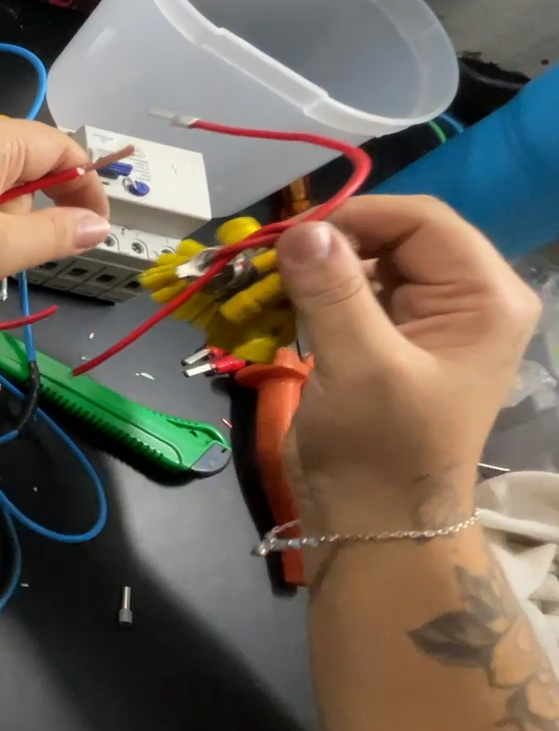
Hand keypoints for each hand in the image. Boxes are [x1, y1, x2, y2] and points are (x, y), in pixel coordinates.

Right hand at [279, 196, 540, 533]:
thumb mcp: (359, 365)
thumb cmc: (380, 442)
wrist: (369, 511)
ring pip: (355, 270)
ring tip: (248, 289)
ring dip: (300, 276)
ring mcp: (412, 323)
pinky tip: (262, 311)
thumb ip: (333, 295)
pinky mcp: (374, 344)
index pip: (420, 223)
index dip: (351, 218)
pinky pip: (337, 303)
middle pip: (385, 242)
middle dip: (318, 248)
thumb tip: (300, 233)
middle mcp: (454, 300)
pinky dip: (297, 301)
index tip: (280, 239)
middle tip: (253, 265)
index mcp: (481, 298)